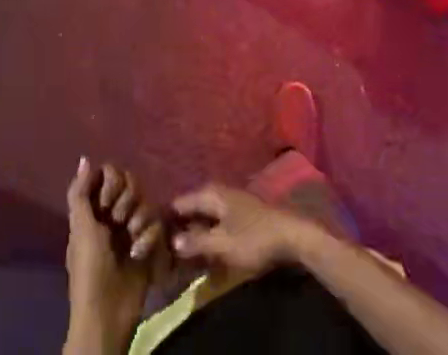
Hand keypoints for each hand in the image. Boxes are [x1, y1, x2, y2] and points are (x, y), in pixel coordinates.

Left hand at [65, 158, 165, 354]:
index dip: (113, 183)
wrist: (108, 311)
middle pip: (132, 184)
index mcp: (95, 207)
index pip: (111, 174)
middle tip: (119, 221)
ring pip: (146, 203)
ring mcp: (133, 228)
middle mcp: (114, 213)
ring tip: (131, 242)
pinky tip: (139, 253)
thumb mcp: (80, 228)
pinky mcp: (150, 244)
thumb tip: (85, 158)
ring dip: (140, 220)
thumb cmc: (89, 268)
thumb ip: (81, 192)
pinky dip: (149, 238)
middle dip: (128, 200)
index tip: (107, 202)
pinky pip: (157, 226)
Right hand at [168, 184, 321, 274]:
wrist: (293, 237)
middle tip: (167, 250)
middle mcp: (217, 192)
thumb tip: (172, 242)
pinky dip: (209, 234)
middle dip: (180, 229)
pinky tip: (207, 250)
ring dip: (195, 234)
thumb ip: (196, 243)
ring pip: (204, 217)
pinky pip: (216, 223)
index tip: (153, 238)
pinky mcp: (240, 214)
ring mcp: (230, 202)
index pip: (178, 203)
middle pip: (191, 210)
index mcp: (209, 194)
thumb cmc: (254, 238)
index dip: (165, 220)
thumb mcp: (222, 244)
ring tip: (184, 254)